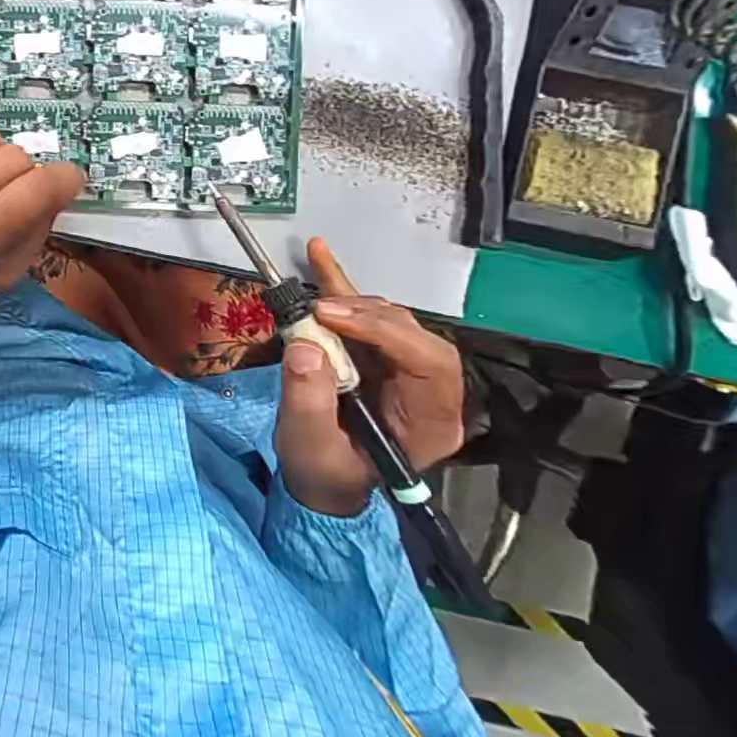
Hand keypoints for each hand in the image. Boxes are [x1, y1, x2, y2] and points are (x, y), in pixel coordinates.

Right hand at [274, 238, 464, 515]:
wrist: (320, 482)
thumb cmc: (322, 474)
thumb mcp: (310, 448)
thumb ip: (308, 403)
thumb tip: (304, 346)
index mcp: (431, 422)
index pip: (430, 362)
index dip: (384, 332)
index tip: (329, 317)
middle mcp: (428, 390)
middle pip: (410, 334)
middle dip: (364, 315)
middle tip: (316, 310)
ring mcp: (402, 370)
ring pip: (387, 320)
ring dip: (347, 303)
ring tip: (309, 303)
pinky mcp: (373, 356)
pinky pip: (362, 315)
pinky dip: (339, 285)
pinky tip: (319, 254)